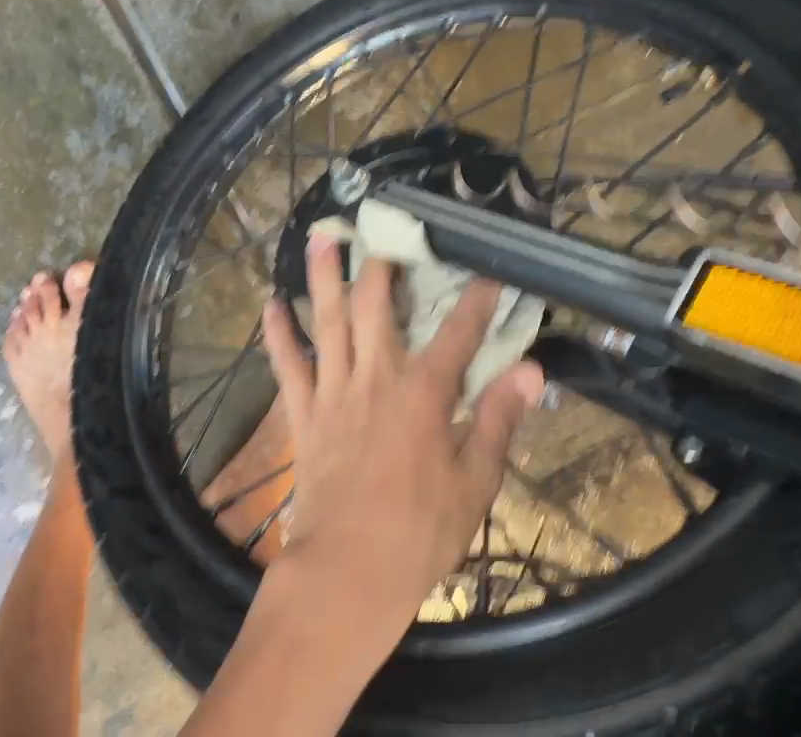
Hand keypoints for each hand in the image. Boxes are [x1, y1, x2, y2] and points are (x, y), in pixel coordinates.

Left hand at [2, 262, 93, 464]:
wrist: (74, 420)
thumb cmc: (98, 380)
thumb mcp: (102, 335)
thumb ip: (89, 298)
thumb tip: (78, 269)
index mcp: (76, 319)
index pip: (73, 289)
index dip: (70, 279)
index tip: (69, 273)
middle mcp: (48, 327)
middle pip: (42, 301)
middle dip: (41, 288)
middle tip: (40, 280)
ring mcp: (29, 346)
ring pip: (24, 317)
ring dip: (25, 305)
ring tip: (25, 298)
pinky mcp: (17, 366)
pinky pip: (10, 338)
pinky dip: (13, 326)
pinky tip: (14, 323)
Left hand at [260, 235, 543, 629]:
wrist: (350, 568)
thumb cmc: (422, 531)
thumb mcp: (477, 482)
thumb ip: (499, 420)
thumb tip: (530, 371)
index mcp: (425, 395)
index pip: (458, 335)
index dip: (477, 300)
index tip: (489, 270)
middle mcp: (376, 379)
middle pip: (377, 308)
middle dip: (383, 266)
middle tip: (384, 232)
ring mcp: (333, 392)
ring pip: (327, 322)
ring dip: (323, 278)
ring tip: (320, 237)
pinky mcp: (303, 414)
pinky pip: (287, 365)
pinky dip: (277, 334)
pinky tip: (270, 304)